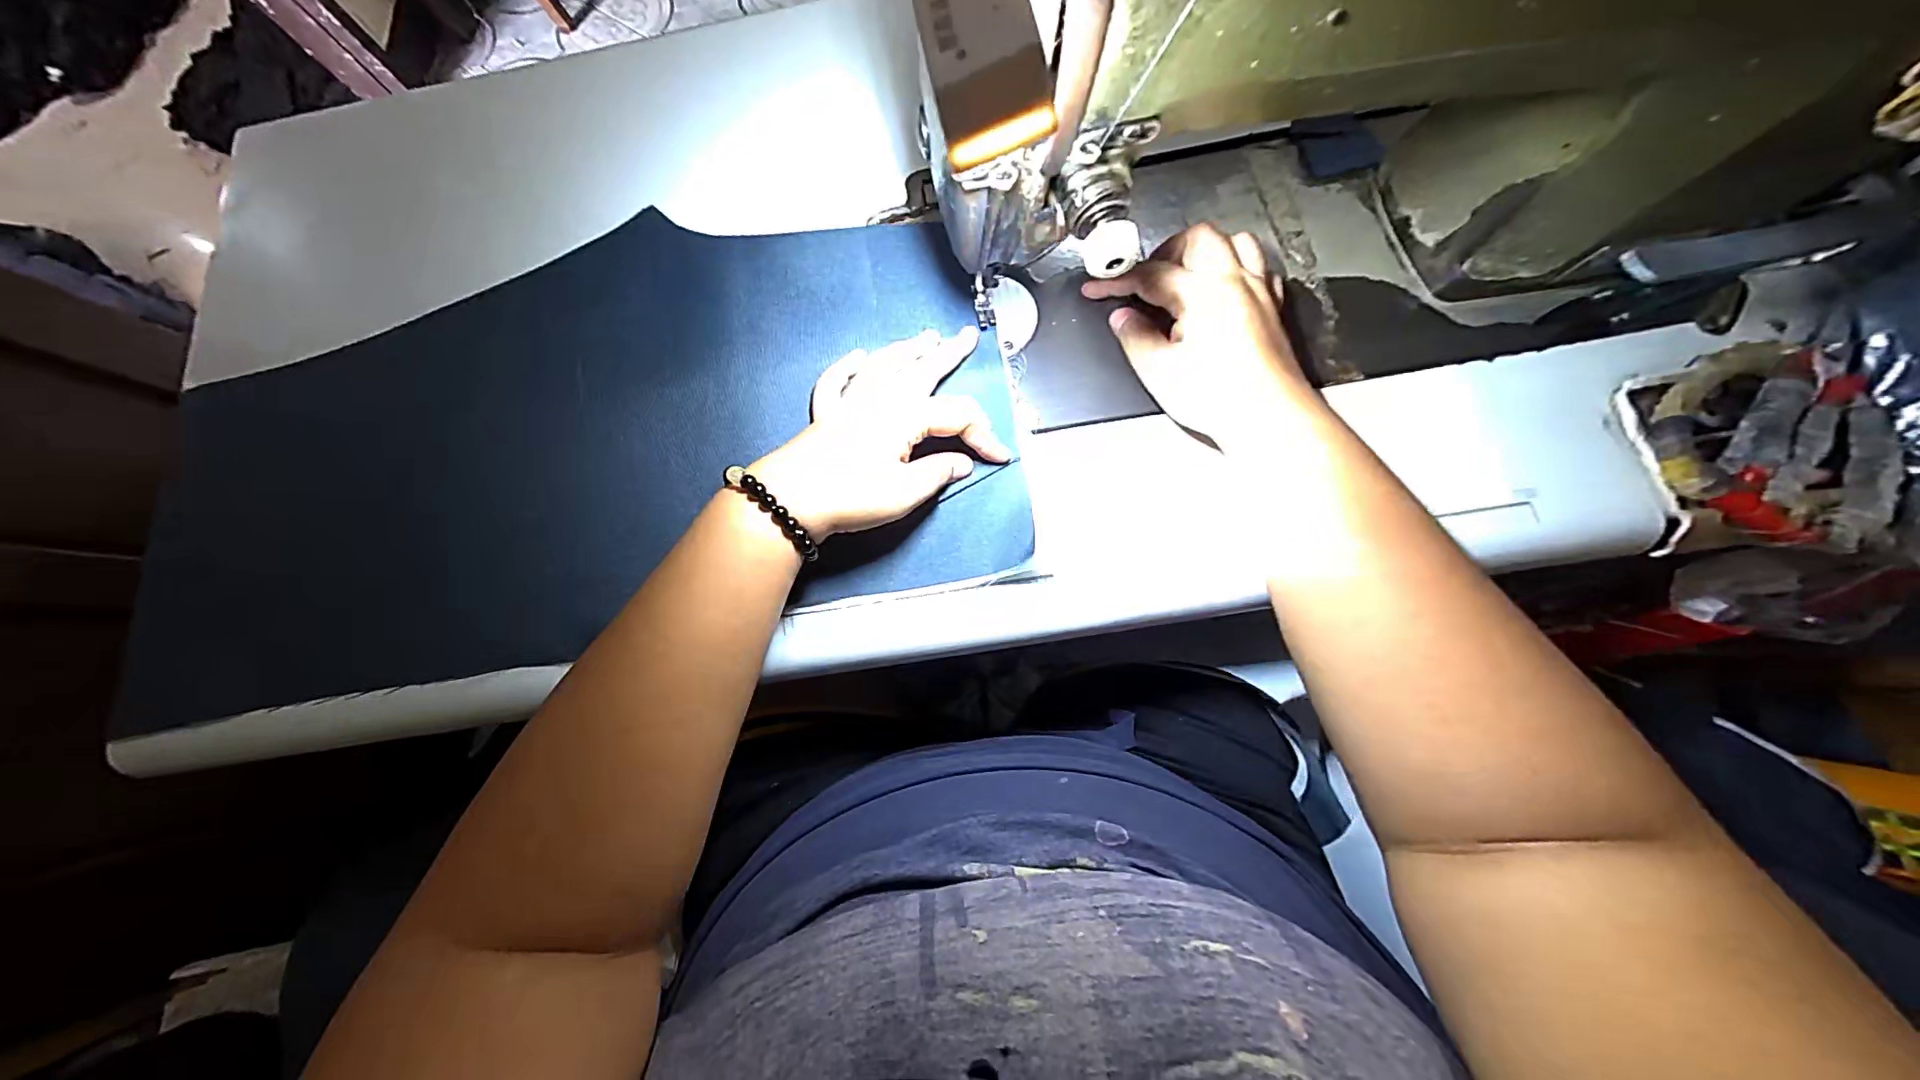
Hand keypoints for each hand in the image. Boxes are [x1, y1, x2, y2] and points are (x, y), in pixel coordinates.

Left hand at [745, 326, 1013, 538]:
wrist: (791, 499)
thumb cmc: (850, 496)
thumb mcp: (905, 492)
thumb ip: (937, 473)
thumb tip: (961, 463)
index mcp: (906, 416)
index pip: (957, 417)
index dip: (984, 434)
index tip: (1000, 456)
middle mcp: (881, 399)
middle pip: (922, 369)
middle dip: (948, 353)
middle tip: (966, 336)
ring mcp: (852, 403)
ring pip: (885, 365)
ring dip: (907, 349)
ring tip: (925, 337)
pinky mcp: (827, 415)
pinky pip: (839, 381)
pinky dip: (848, 366)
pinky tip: (856, 356)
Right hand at [1081, 224, 1318, 453]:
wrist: (1269, 418)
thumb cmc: (1220, 398)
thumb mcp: (1159, 371)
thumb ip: (1135, 337)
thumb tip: (1123, 319)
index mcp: (1202, 292)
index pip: (1150, 274)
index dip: (1117, 280)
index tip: (1097, 287)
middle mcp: (1234, 281)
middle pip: (1197, 239)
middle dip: (1164, 253)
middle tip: (1143, 280)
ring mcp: (1258, 292)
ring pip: (1233, 242)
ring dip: (1202, 252)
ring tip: (1181, 276)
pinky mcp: (1271, 308)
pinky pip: (1255, 268)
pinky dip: (1232, 268)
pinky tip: (1219, 289)